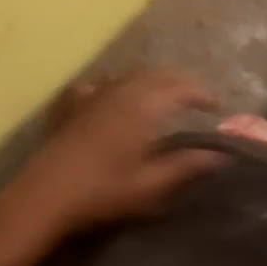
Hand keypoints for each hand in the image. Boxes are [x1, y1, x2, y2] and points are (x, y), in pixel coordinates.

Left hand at [0, 69, 225, 238]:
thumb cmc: (103, 190)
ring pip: (134, 75)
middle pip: (160, 74)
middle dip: (182, 82)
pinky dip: (123, 85)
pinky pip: (107, 82)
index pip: (183, 87)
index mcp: (146, 104)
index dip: (203, 93)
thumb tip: (221, 155)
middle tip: (197, 99)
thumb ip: (187, 166)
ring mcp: (98, 91)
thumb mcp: (150, 184)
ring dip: (155, 81)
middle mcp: (124, 88)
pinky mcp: (77, 101)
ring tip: (166, 97)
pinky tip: (119, 97)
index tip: (217, 107)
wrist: (46, 191)